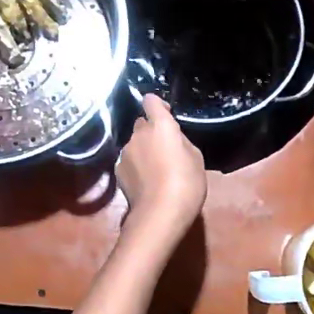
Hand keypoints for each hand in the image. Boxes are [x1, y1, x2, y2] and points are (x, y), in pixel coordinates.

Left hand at [116, 95, 205, 238]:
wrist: (159, 213)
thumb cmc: (186, 183)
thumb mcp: (196, 158)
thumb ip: (181, 142)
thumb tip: (172, 139)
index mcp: (160, 126)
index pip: (151, 100)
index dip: (158, 105)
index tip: (166, 115)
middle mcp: (138, 134)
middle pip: (142, 123)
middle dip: (151, 131)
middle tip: (165, 148)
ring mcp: (125, 152)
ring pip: (134, 144)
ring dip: (143, 150)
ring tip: (156, 169)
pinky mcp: (118, 171)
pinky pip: (128, 161)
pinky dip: (136, 166)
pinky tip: (146, 182)